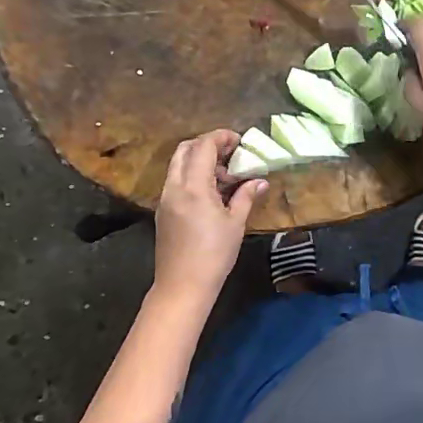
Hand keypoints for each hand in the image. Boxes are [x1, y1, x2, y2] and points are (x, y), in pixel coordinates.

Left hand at [152, 130, 266, 302]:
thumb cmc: (214, 255)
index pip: (203, 146)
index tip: (238, 140)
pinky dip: (190, 175)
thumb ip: (246, 196)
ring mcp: (165, 198)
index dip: (221, 137)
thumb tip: (259, 181)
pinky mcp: (162, 210)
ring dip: (198, 160)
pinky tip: (209, 192)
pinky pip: (175, 181)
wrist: (182, 286)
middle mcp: (174, 186)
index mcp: (193, 186)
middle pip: (185, 149)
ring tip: (222, 175)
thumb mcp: (235, 224)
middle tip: (229, 153)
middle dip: (207, 144)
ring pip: (177, 164)